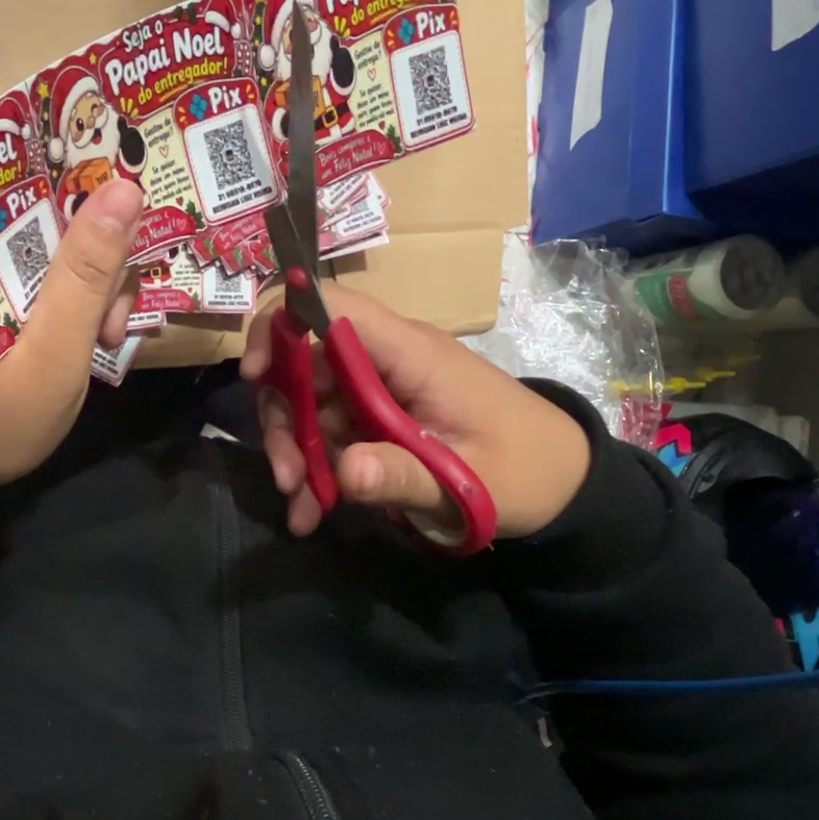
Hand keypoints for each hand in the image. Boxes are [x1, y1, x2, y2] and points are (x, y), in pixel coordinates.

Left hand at [0, 180, 142, 509]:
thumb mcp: (55, 348)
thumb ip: (87, 276)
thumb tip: (123, 186)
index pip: (45, 188)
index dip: (99, 205)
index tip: (131, 251)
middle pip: (66, 225)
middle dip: (105, 270)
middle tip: (109, 327)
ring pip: (67, 258)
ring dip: (99, 296)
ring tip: (102, 342)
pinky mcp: (5, 308)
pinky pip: (56, 287)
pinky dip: (82, 309)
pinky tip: (94, 339)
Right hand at [240, 282, 590, 540]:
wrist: (563, 483)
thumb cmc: (525, 470)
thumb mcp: (467, 483)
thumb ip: (404, 476)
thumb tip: (342, 472)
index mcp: (410, 353)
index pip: (334, 308)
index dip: (283, 324)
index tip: (255, 373)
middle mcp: (384, 361)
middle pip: (305, 364)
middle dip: (282, 418)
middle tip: (287, 478)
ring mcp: (377, 390)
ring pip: (307, 403)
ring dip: (294, 451)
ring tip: (302, 507)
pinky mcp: (376, 419)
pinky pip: (328, 432)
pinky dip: (316, 469)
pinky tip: (314, 512)